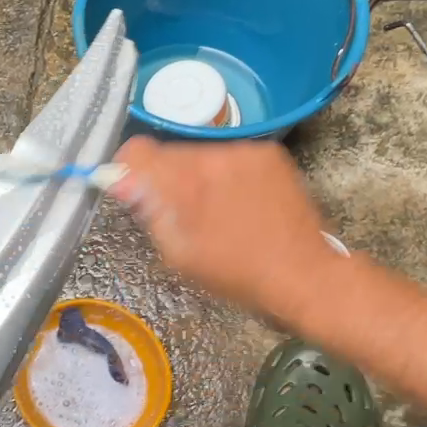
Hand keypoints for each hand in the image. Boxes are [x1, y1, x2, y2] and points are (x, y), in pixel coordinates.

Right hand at [110, 137, 343, 314]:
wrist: (304, 274)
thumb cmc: (234, 274)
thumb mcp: (177, 253)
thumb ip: (148, 212)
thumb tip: (122, 182)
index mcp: (185, 185)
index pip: (137, 152)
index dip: (127, 169)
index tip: (130, 188)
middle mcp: (213, 158)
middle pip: (167, 153)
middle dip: (164, 178)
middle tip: (177, 210)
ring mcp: (244, 152)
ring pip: (198, 154)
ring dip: (195, 176)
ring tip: (213, 209)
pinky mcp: (268, 154)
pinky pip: (228, 156)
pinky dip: (224, 174)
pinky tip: (238, 201)